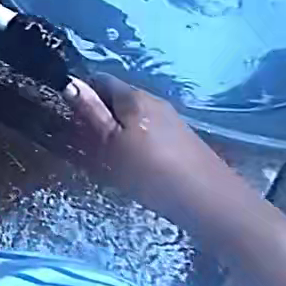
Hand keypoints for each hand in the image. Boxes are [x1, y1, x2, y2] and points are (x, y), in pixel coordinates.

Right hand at [66, 73, 252, 227]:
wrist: (216, 207)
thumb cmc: (152, 174)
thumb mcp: (110, 144)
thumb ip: (90, 111)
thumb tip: (69, 81)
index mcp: (133, 96)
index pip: (98, 79)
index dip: (81, 92)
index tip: (71, 116)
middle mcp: (154, 100)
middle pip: (116, 96)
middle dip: (99, 112)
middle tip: (88, 140)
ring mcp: (172, 120)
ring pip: (133, 114)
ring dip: (118, 127)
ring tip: (110, 153)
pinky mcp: (184, 139)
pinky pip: (149, 128)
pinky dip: (137, 139)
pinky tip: (137, 162)